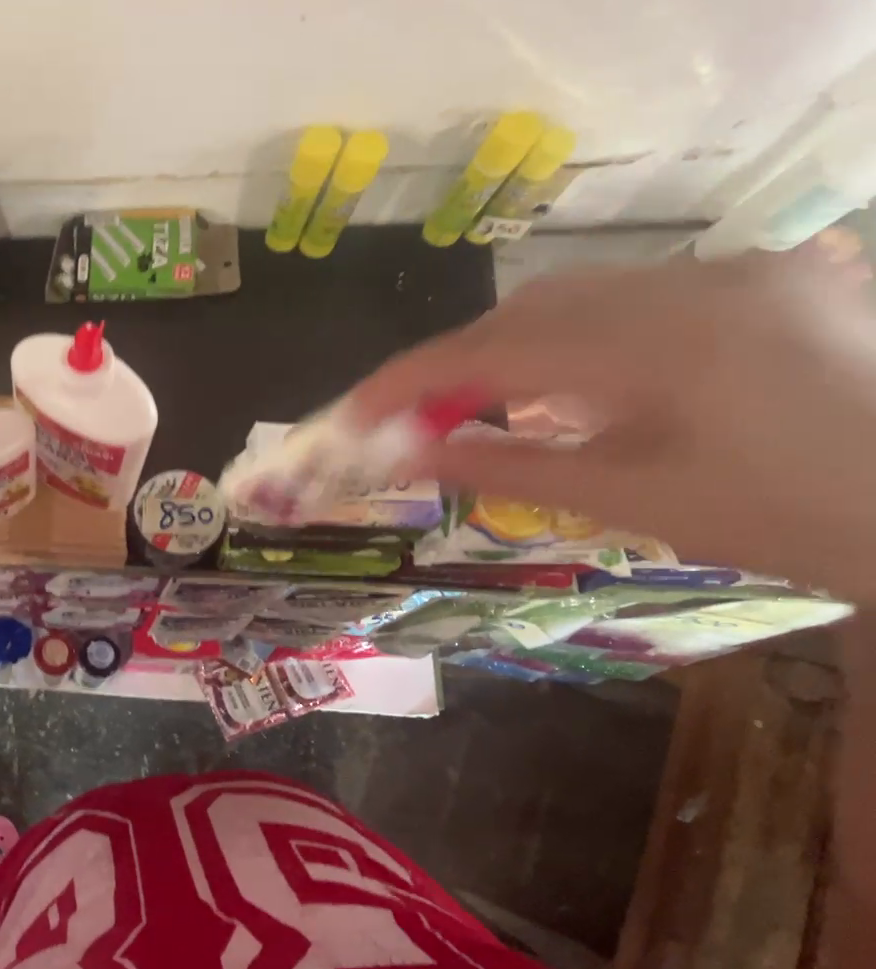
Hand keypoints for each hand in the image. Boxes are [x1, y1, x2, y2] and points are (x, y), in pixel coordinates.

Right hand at [349, 251, 875, 601]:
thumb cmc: (795, 519)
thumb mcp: (635, 501)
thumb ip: (507, 468)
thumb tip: (407, 455)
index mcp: (662, 344)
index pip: (492, 348)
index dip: (406, 379)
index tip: (349, 414)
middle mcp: (696, 284)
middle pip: (527, 309)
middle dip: (455, 362)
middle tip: (412, 421)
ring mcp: (739, 272)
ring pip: (579, 295)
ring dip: (512, 347)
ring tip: (484, 406)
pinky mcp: (768, 278)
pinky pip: (636, 296)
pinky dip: (577, 337)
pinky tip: (573, 383)